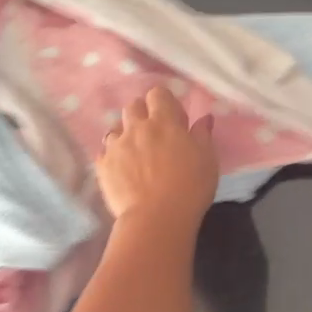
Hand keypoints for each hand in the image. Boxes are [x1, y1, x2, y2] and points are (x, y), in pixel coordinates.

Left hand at [95, 86, 217, 233]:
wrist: (157, 218)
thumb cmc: (190, 187)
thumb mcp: (207, 160)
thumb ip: (203, 135)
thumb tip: (204, 117)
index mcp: (164, 122)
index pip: (158, 94)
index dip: (166, 102)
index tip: (175, 119)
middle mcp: (136, 128)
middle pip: (134, 106)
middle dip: (144, 113)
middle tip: (156, 133)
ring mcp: (116, 146)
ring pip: (116, 127)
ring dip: (126, 133)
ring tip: (137, 151)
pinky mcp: (103, 166)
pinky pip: (105, 151)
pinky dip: (114, 154)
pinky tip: (123, 168)